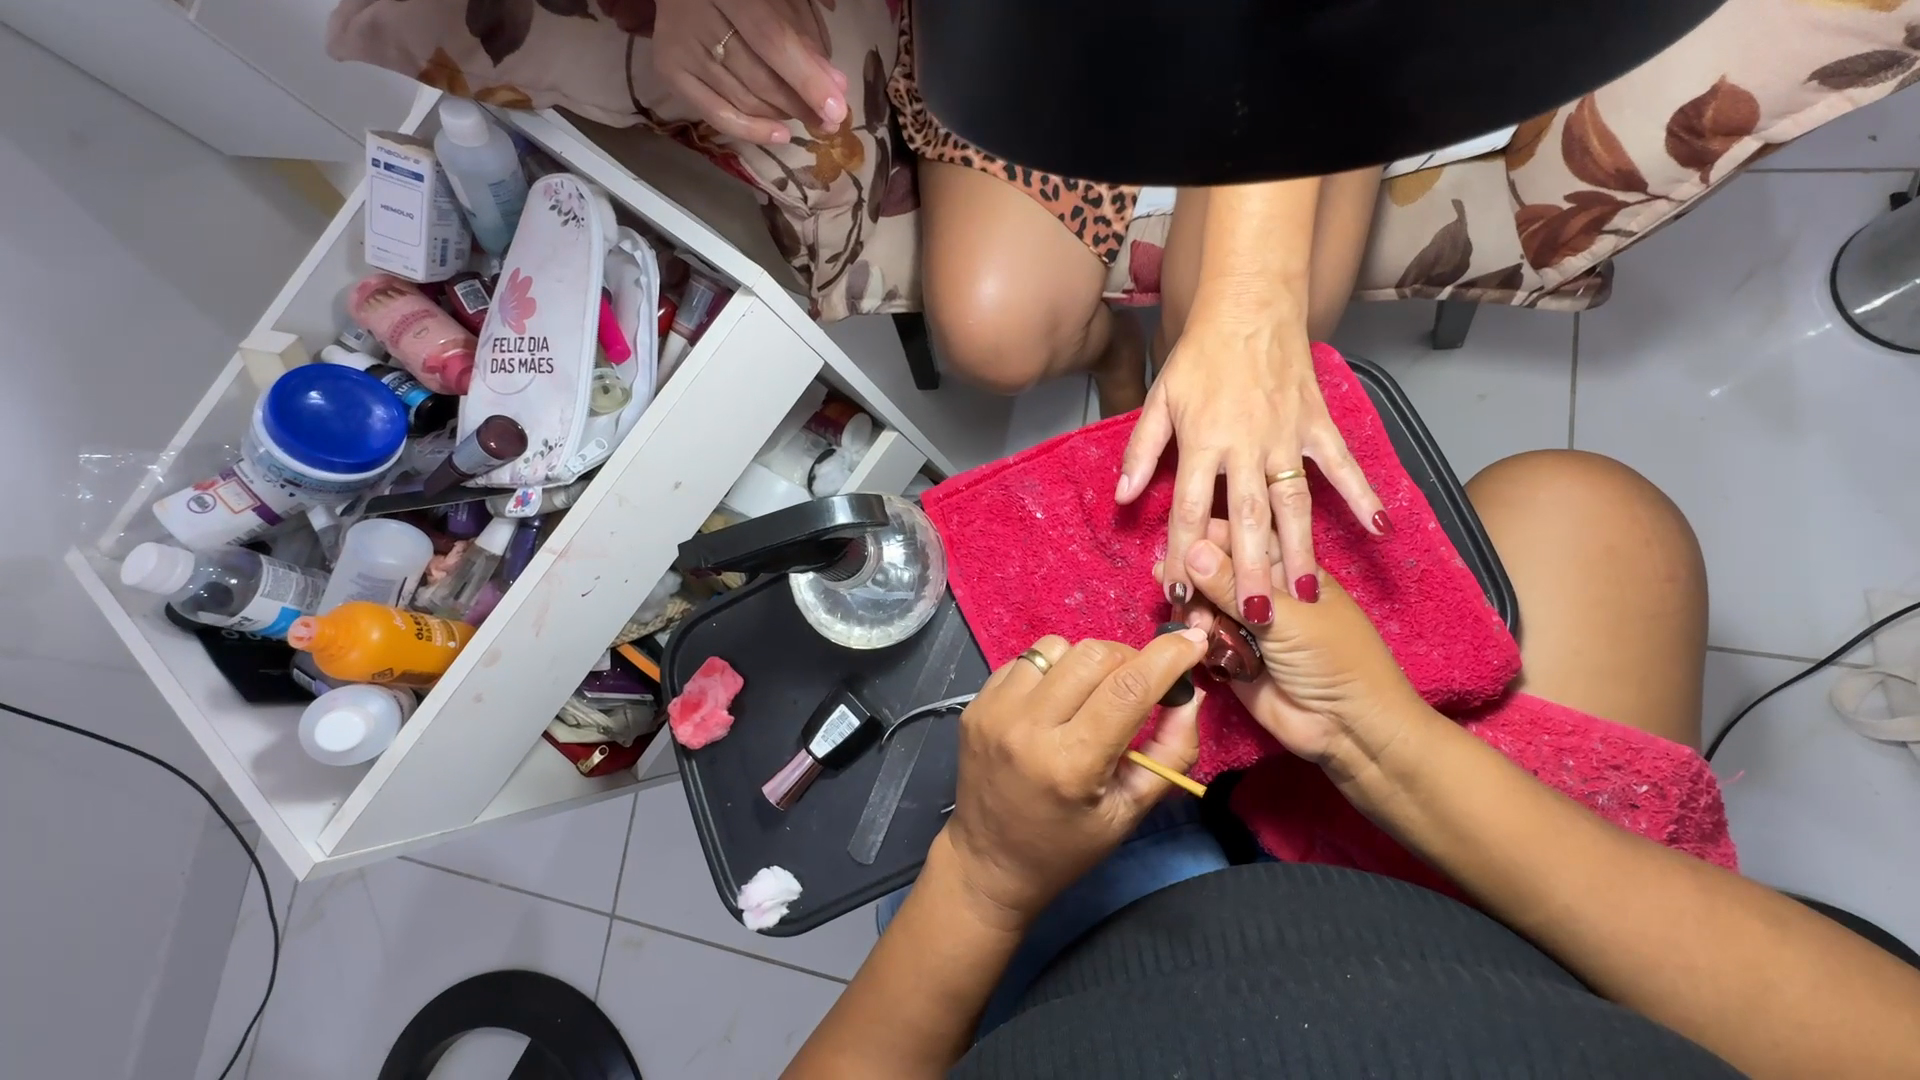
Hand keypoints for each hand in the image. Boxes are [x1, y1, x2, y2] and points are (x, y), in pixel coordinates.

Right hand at [652, 0, 848, 144]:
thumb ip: (805, 34)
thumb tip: (835, 86)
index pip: (772, 40)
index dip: (807, 79)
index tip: (837, 109)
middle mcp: (696, 13)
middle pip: (758, 77)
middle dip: (800, 104)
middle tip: (829, 121)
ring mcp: (679, 44)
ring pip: (743, 99)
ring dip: (782, 115)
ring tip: (807, 118)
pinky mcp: (669, 69)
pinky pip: (717, 115)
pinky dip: (753, 131)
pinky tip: (781, 134)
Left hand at [942, 630, 1209, 927]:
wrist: (989, 861)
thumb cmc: (1068, 846)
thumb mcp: (1130, 810)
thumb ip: (1171, 751)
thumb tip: (1191, 692)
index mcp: (1071, 764)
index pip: (1128, 689)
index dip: (1168, 657)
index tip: (1193, 641)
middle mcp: (1027, 728)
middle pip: (1094, 654)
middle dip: (1129, 659)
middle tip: (1139, 684)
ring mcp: (995, 711)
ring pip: (1058, 648)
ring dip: (1087, 663)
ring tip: (1091, 696)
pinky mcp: (976, 704)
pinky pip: (1026, 660)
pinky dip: (1052, 670)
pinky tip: (1055, 703)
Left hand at [1117, 313, 1384, 624]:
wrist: (1249, 306)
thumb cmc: (1199, 356)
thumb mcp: (1159, 399)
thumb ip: (1141, 451)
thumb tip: (1122, 496)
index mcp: (1202, 443)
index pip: (1188, 509)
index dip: (1182, 554)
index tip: (1180, 593)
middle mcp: (1246, 446)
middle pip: (1246, 518)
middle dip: (1249, 569)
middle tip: (1254, 616)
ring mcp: (1287, 437)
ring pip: (1294, 503)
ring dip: (1299, 550)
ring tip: (1304, 595)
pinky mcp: (1318, 424)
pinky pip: (1343, 465)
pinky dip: (1362, 494)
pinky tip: (1381, 528)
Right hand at [1157, 522, 1419, 779]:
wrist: (1349, 728)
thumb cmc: (1335, 658)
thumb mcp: (1286, 616)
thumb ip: (1234, 586)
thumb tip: (1192, 548)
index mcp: (1288, 569)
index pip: (1243, 540)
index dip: (1211, 539)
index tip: (1184, 543)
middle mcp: (1263, 593)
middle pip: (1216, 572)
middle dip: (1194, 576)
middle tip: (1178, 588)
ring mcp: (1245, 626)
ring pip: (1204, 605)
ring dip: (1192, 609)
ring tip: (1190, 620)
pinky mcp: (1230, 658)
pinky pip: (1201, 639)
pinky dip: (1192, 636)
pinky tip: (1186, 634)